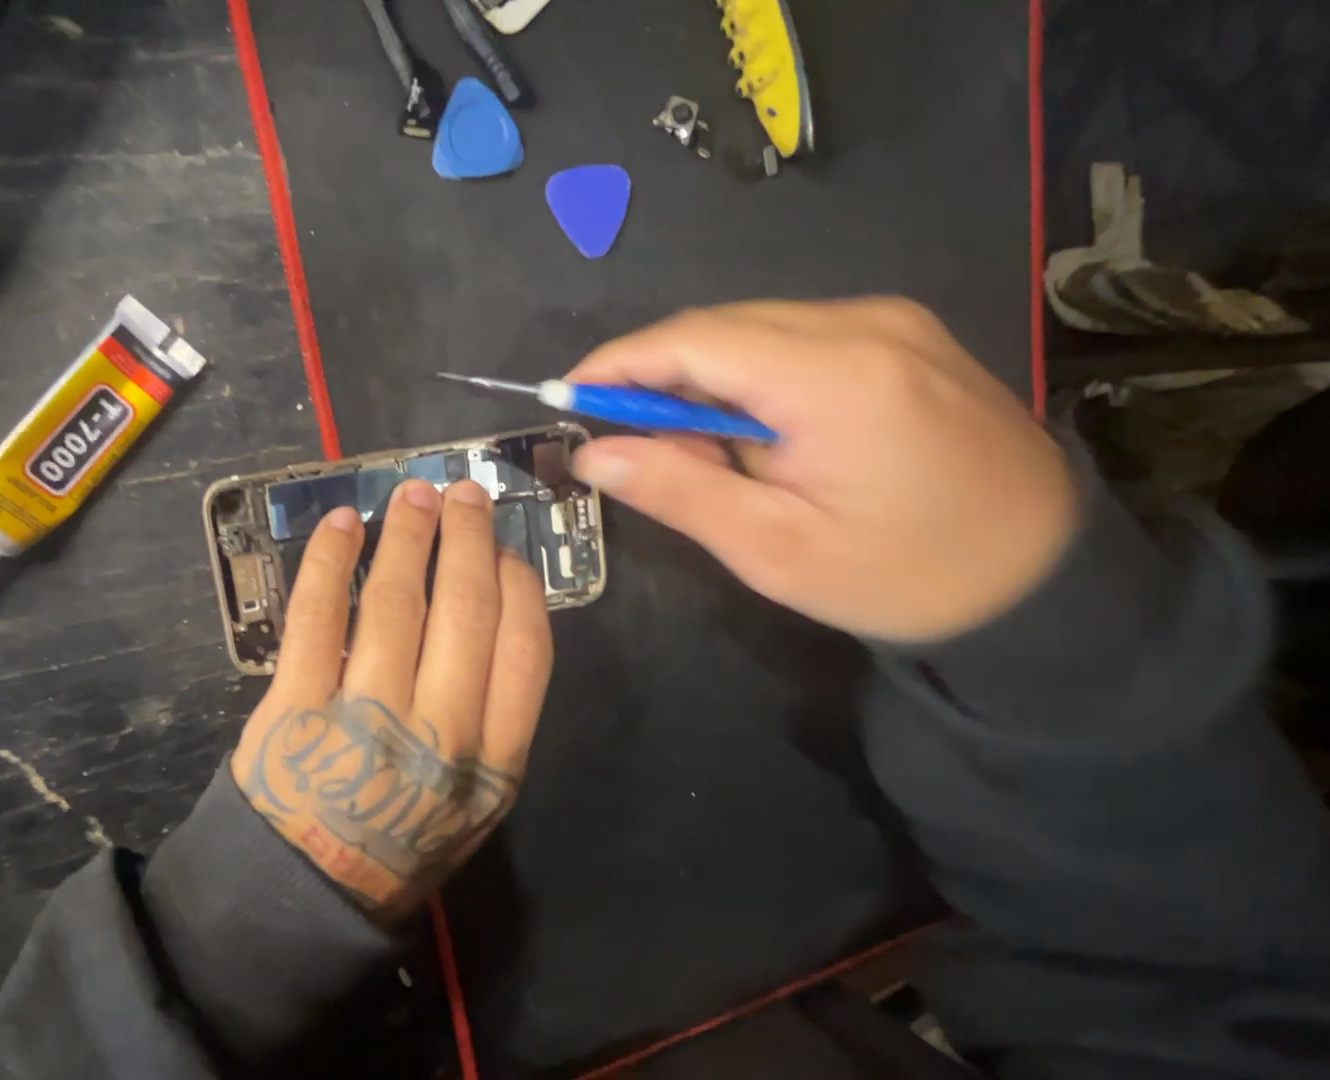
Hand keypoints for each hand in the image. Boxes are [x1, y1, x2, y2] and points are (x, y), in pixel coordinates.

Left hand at [231, 480, 553, 921]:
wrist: (303, 901)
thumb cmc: (397, 846)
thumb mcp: (475, 806)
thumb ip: (494, 722)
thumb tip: (495, 617)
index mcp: (494, 764)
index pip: (525, 651)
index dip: (520, 586)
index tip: (509, 550)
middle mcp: (438, 734)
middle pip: (464, 612)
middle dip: (467, 539)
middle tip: (464, 493)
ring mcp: (364, 717)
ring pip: (394, 603)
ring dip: (406, 536)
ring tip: (412, 495)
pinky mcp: (295, 707)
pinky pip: (316, 617)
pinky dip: (328, 561)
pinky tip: (341, 524)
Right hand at [567, 298, 1077, 643]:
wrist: (1045, 581)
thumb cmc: (902, 576)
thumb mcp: (775, 548)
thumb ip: (678, 489)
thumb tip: (593, 454)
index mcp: (834, 374)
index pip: (693, 340)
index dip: (616, 363)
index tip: (563, 397)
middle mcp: (863, 323)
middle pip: (720, 327)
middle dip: (654, 373)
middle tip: (616, 436)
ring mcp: (891, 323)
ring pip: (753, 330)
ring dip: (700, 377)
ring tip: (683, 444)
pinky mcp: (902, 338)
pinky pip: (793, 340)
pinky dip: (745, 376)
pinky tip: (743, 429)